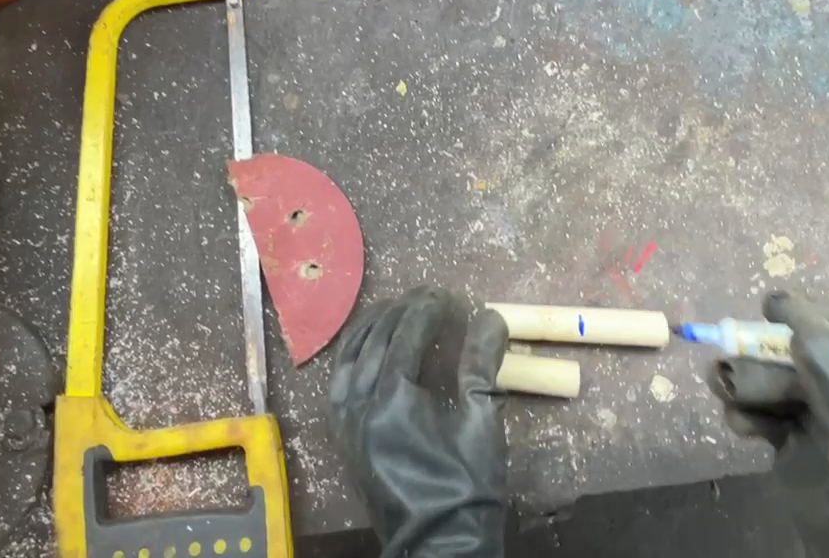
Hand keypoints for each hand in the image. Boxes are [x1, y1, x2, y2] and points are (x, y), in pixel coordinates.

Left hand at [328, 287, 509, 557]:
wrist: (439, 546)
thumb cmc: (466, 485)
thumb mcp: (482, 423)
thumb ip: (482, 364)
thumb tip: (489, 316)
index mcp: (394, 400)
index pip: (407, 336)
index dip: (427, 310)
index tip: (447, 296)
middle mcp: (361, 405)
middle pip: (377, 340)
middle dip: (402, 311)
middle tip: (427, 296)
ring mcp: (346, 422)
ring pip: (350, 356)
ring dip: (373, 327)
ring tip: (394, 308)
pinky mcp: (343, 436)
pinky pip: (338, 381)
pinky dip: (352, 354)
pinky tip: (366, 344)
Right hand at [708, 292, 828, 557]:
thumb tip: (800, 318)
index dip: (809, 317)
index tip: (769, 307)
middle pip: (803, 356)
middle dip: (765, 359)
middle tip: (730, 374)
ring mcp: (826, 425)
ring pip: (779, 382)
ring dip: (748, 382)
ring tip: (723, 394)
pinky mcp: (799, 450)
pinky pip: (767, 415)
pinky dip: (747, 413)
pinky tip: (737, 427)